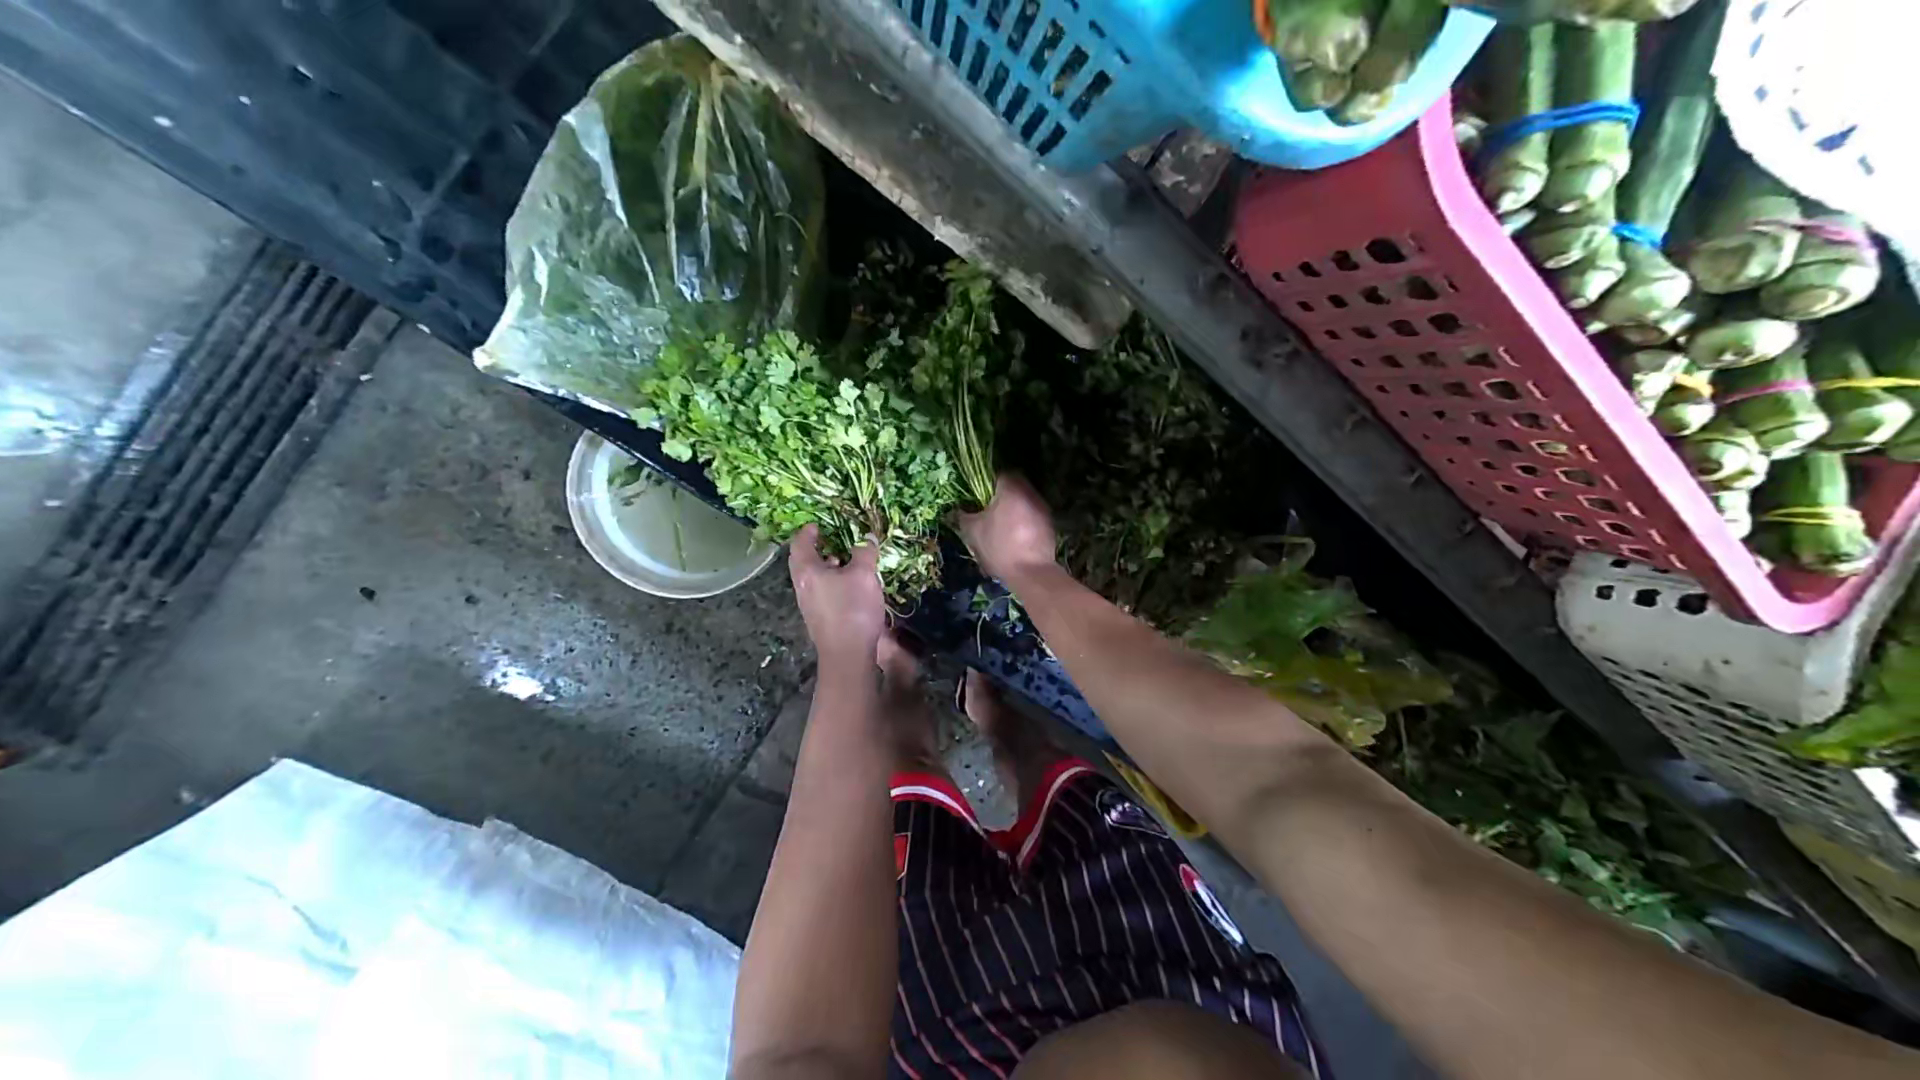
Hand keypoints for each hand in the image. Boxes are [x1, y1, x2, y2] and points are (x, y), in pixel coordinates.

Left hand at [788, 524, 884, 670]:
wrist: (848, 654)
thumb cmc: (853, 609)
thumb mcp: (864, 575)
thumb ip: (865, 553)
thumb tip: (867, 537)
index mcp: (807, 572)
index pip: (800, 544)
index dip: (807, 532)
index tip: (816, 525)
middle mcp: (802, 587)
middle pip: (802, 563)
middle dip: (814, 550)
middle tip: (829, 541)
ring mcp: (808, 606)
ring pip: (812, 579)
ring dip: (824, 568)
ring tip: (842, 562)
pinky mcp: (819, 620)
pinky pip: (820, 593)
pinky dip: (830, 583)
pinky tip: (848, 587)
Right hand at [956, 473, 1056, 584]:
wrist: (1031, 572)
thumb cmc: (1000, 546)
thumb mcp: (973, 532)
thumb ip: (963, 516)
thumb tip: (955, 510)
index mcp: (1011, 489)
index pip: (1001, 473)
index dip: (989, 482)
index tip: (980, 495)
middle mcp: (1030, 493)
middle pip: (1015, 485)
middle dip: (1002, 495)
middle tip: (988, 509)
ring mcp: (1043, 509)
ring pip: (1025, 501)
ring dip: (1014, 508)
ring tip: (1001, 524)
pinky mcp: (1050, 525)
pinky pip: (1033, 516)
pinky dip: (1024, 521)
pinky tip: (1015, 536)